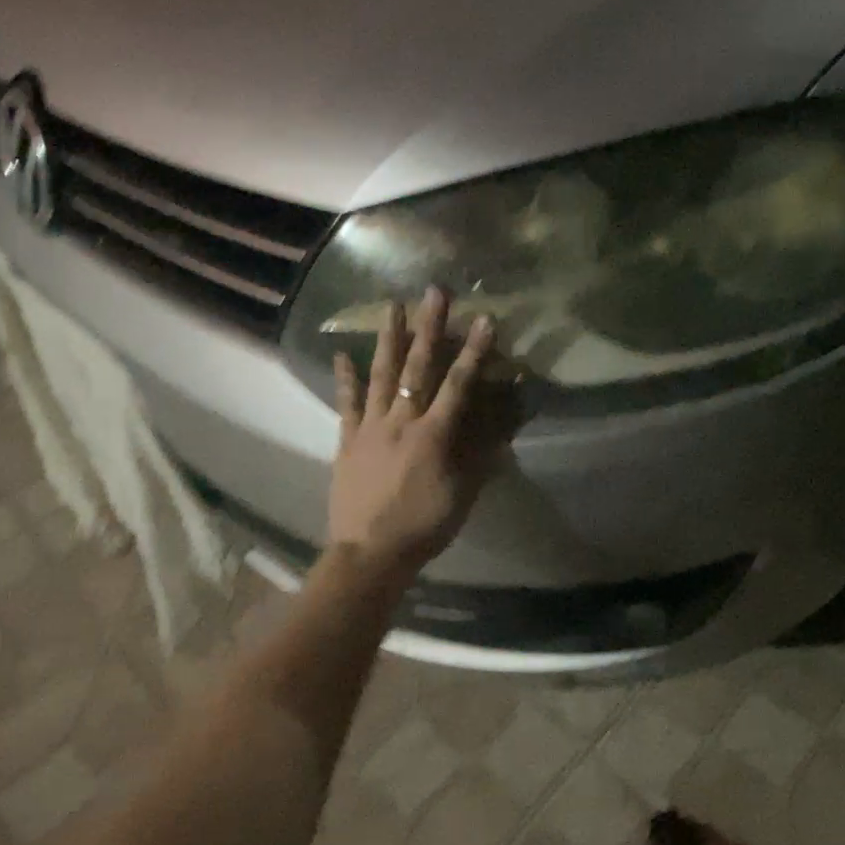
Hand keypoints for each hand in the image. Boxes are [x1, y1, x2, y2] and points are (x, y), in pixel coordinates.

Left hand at [327, 286, 518, 575]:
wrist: (370, 553)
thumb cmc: (423, 527)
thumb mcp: (462, 495)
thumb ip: (481, 456)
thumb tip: (502, 423)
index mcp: (433, 435)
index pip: (458, 384)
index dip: (473, 351)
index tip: (484, 319)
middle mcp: (401, 421)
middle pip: (417, 366)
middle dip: (428, 327)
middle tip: (434, 291)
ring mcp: (369, 427)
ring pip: (379, 374)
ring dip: (388, 338)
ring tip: (391, 305)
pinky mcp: (347, 439)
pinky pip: (346, 403)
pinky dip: (345, 377)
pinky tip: (342, 353)